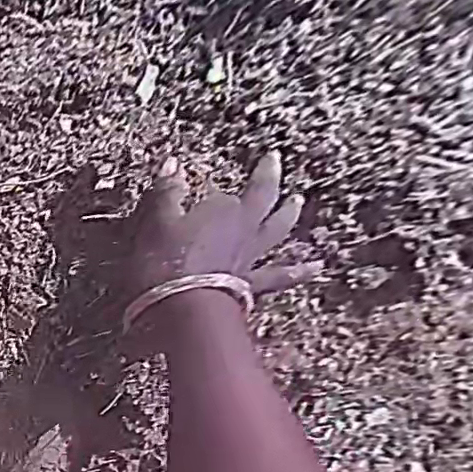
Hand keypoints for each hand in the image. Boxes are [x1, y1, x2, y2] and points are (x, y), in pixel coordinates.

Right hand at [126, 151, 319, 309]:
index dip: (201, 186)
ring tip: (297, 203)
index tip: (187, 180)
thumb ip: (166, 193)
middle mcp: (244, 226)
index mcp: (222, 208)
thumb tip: (171, 162)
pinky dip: (298, 272)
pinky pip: (279, 276)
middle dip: (266, 177)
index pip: (215, 191)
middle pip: (261, 196)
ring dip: (288, 214)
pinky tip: (315, 267)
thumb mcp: (157, 224)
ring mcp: (250, 255)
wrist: (181, 309)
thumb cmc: (165, 264)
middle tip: (272, 161)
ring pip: (276, 229)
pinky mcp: (250, 284)